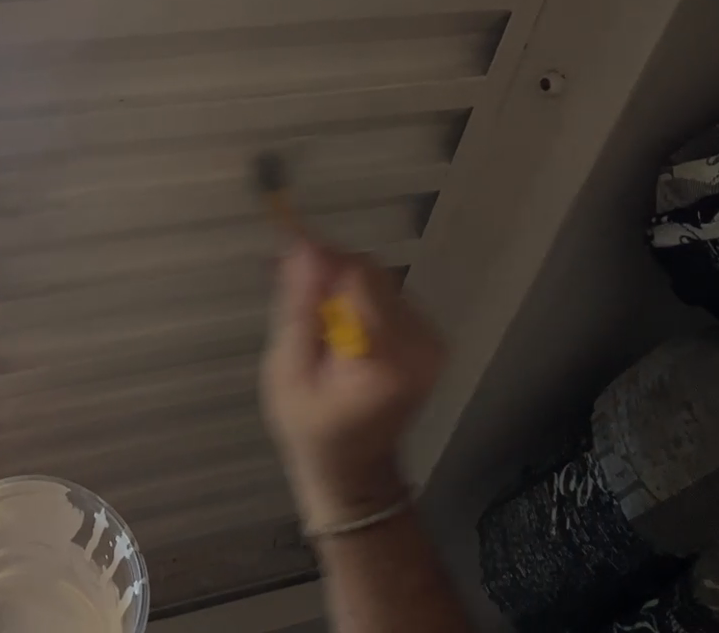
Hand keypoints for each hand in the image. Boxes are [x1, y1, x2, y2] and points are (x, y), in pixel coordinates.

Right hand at [261, 240, 444, 527]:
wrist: (353, 470)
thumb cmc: (310, 427)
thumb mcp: (288, 370)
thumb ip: (299, 307)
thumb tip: (302, 249)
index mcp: (386, 358)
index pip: (358, 276)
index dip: (322, 258)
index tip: (287, 253)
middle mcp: (420, 344)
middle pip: (371, 272)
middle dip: (328, 272)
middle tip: (293, 288)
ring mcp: (431, 342)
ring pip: (378, 279)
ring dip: (341, 285)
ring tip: (312, 312)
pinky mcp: (430, 339)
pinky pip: (388, 294)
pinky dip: (357, 298)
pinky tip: (336, 322)